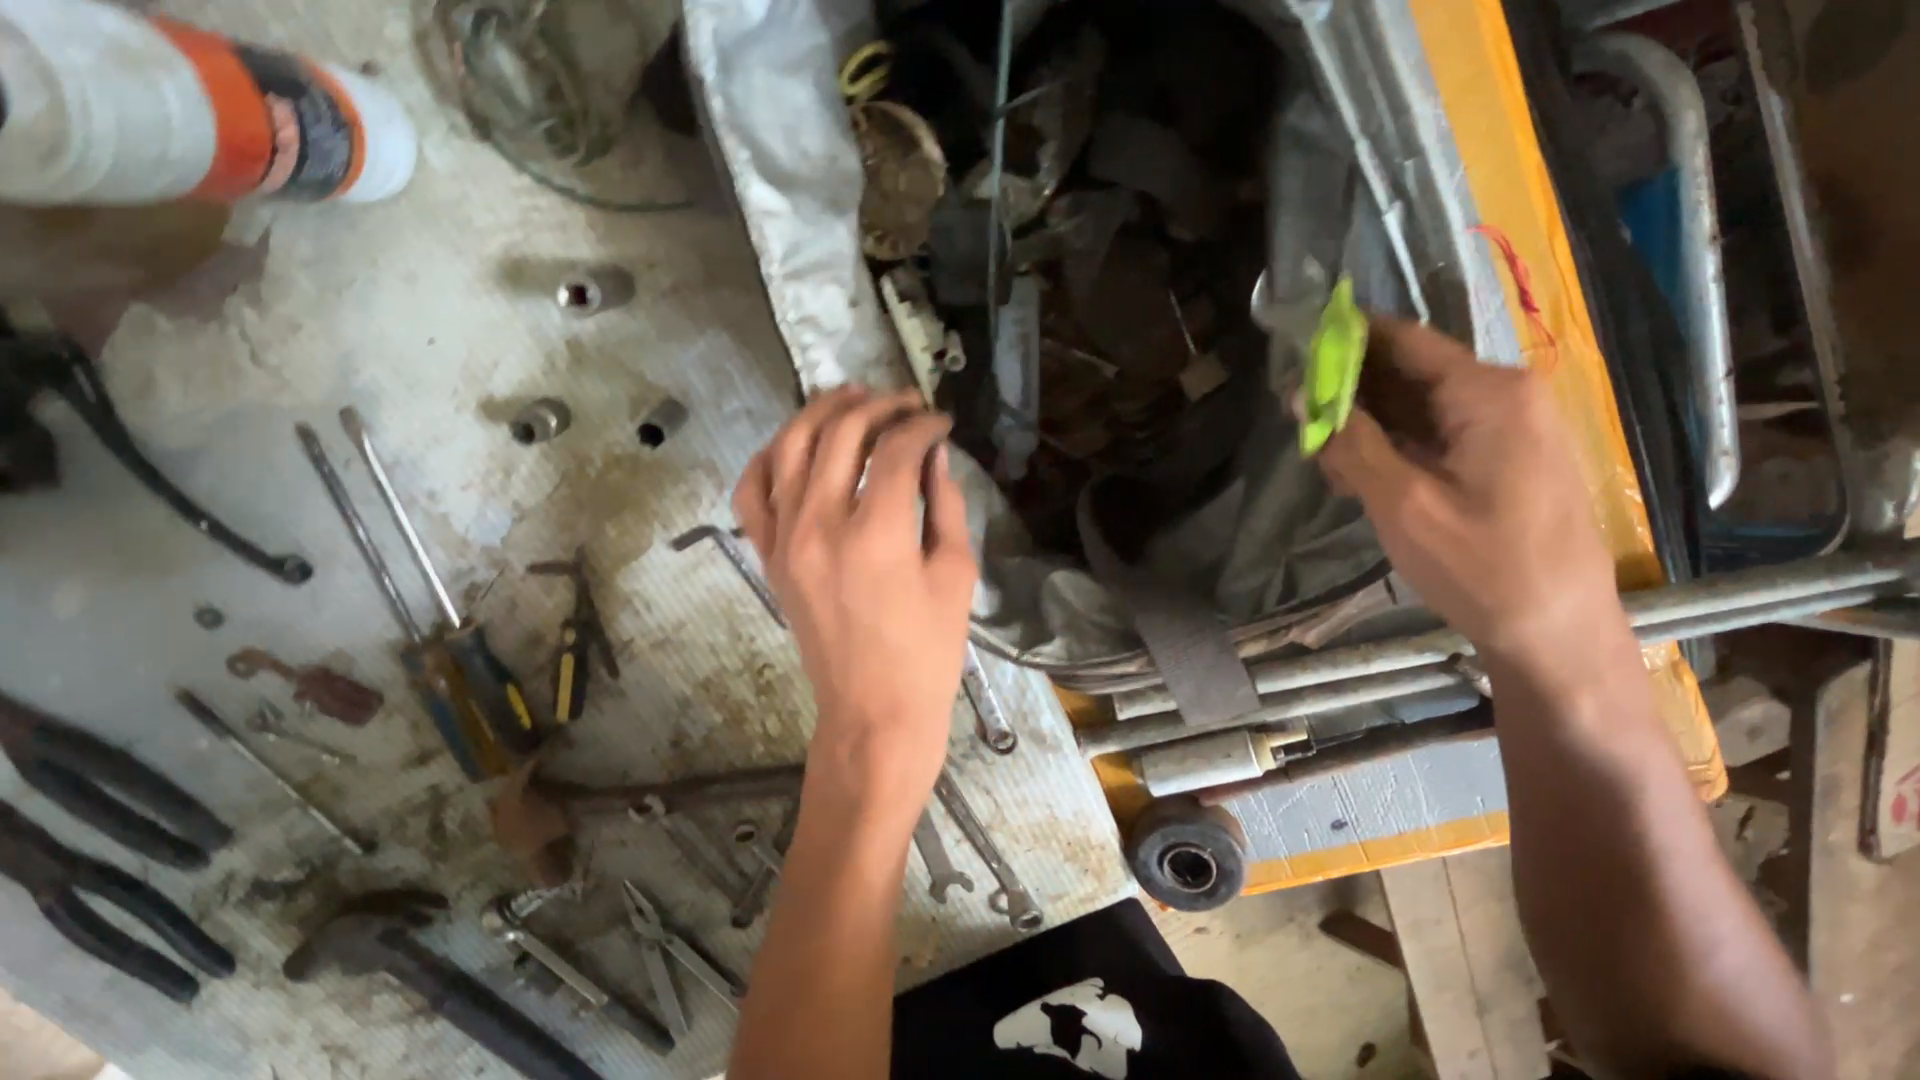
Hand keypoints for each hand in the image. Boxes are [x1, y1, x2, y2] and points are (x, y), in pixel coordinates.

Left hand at [733, 386, 978, 822]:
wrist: (873, 712)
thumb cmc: (927, 652)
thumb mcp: (955, 575)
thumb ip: (945, 505)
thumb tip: (934, 455)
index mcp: (879, 533)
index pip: (897, 450)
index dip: (924, 426)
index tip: (942, 424)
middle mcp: (822, 525)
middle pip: (841, 433)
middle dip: (879, 406)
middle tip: (906, 404)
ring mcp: (785, 539)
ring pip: (790, 447)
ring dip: (821, 412)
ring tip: (852, 399)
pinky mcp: (768, 557)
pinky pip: (752, 491)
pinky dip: (770, 457)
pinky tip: (796, 445)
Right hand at [1316, 318, 1621, 665]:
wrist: (1558, 635)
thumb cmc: (1482, 568)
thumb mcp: (1403, 504)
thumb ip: (1352, 442)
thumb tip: (1302, 394)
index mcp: (1489, 392)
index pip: (1404, 340)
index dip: (1344, 341)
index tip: (1292, 355)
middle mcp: (1506, 395)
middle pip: (1410, 372)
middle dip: (1351, 394)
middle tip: (1302, 428)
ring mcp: (1511, 427)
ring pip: (1420, 406)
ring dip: (1369, 427)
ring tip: (1330, 468)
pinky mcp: (1507, 457)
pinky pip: (1439, 434)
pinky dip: (1397, 448)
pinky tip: (1364, 480)